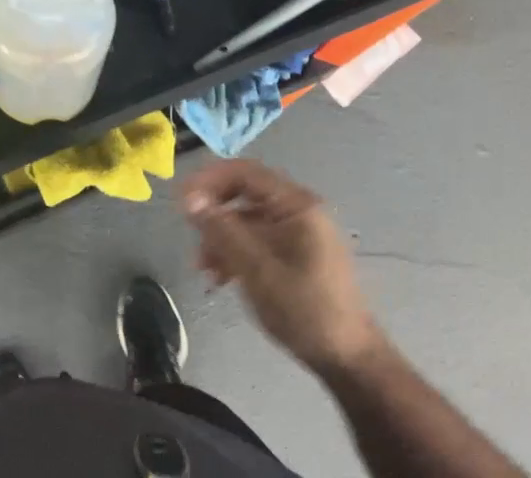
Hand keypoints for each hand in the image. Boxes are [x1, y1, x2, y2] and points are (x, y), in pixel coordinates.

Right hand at [182, 160, 383, 373]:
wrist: (348, 359)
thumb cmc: (304, 310)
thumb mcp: (255, 269)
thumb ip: (222, 229)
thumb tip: (190, 197)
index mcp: (297, 206)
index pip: (244, 172)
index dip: (209, 180)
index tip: (182, 202)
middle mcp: (299, 211)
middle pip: (243, 195)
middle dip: (213, 215)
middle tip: (192, 237)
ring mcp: (299, 233)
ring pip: (246, 220)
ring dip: (221, 238)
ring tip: (204, 270)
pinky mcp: (296, 254)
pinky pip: (257, 240)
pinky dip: (236, 252)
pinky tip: (221, 278)